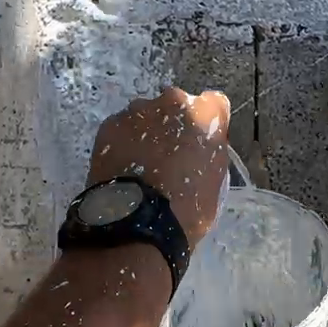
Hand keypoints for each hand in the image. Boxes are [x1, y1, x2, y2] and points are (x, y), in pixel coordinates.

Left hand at [87, 88, 231, 245]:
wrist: (138, 225)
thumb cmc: (188, 208)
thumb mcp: (216, 179)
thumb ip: (210, 150)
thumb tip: (198, 147)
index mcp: (205, 113)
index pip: (214, 104)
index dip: (208, 124)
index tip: (201, 143)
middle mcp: (173, 101)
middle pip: (177, 106)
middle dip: (174, 124)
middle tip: (169, 155)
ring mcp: (139, 110)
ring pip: (147, 115)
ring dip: (147, 131)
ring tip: (141, 165)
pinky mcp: (111, 124)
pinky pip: (122, 128)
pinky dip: (123, 142)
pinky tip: (122, 167)